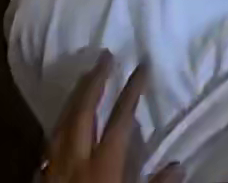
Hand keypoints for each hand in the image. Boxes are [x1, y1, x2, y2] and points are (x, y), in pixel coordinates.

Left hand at [43, 52, 184, 182]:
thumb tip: (180, 165)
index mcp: (103, 163)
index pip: (121, 116)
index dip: (133, 89)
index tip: (143, 64)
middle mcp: (76, 161)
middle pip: (84, 112)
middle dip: (95, 81)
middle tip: (106, 56)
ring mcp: (53, 171)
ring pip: (60, 125)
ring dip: (74, 98)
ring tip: (85, 78)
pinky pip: (47, 147)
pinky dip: (57, 128)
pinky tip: (61, 124)